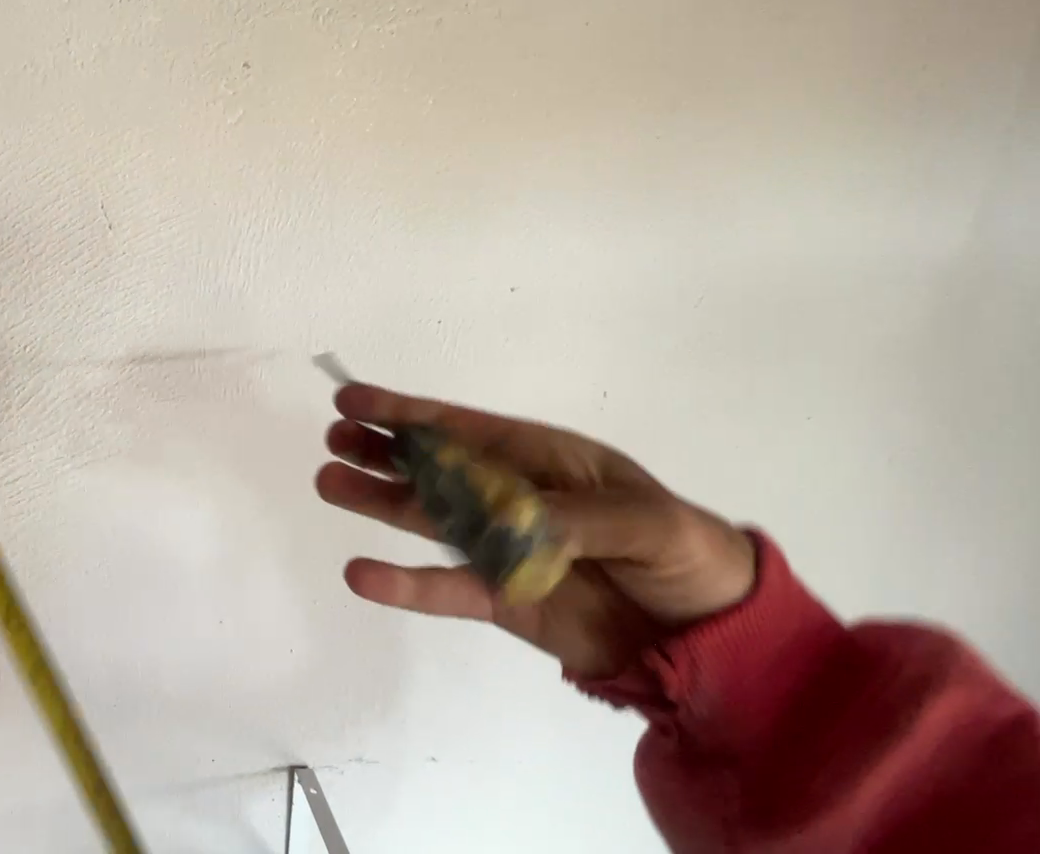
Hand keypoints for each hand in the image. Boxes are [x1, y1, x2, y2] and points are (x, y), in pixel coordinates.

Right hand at [317, 383, 755, 676]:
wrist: (711, 639)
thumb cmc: (685, 557)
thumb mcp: (646, 523)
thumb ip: (574, 518)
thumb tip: (506, 518)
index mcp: (541, 460)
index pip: (462, 429)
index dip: (405, 413)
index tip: (351, 399)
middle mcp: (507, 496)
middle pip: (431, 467)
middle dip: (382, 450)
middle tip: (334, 439)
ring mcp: (498, 546)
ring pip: (425, 517)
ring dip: (376, 500)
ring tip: (329, 482)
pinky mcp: (498, 597)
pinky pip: (444, 588)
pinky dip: (404, 585)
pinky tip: (360, 574)